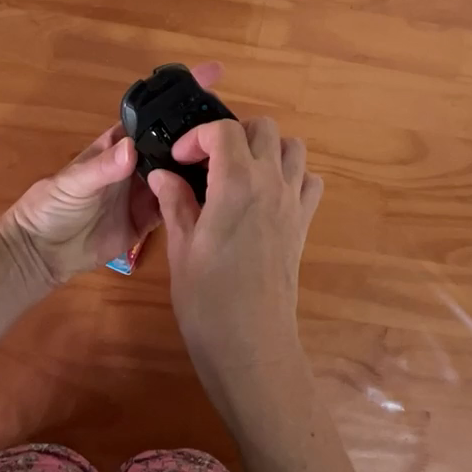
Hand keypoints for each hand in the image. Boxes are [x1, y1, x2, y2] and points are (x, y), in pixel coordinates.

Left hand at [0, 62, 224, 286]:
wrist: (44, 253)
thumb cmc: (53, 205)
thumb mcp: (74, 182)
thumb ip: (103, 167)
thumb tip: (130, 149)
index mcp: (123, 142)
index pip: (157, 111)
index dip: (183, 92)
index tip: (214, 72)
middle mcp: (142, 161)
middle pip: (178, 138)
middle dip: (205, 127)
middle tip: (240, 124)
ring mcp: (150, 188)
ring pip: (185, 169)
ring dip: (207, 162)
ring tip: (241, 156)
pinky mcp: (154, 217)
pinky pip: (182, 203)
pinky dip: (199, 197)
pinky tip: (224, 193)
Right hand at [147, 115, 323, 383]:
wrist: (251, 344)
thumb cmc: (207, 299)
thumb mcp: (181, 248)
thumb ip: (175, 201)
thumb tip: (162, 173)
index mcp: (237, 182)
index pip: (224, 129)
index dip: (198, 136)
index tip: (179, 159)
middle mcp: (271, 181)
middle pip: (262, 128)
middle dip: (233, 135)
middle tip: (207, 162)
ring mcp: (293, 200)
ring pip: (292, 147)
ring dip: (266, 150)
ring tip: (238, 174)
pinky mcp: (305, 222)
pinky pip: (309, 180)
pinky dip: (293, 176)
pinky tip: (267, 197)